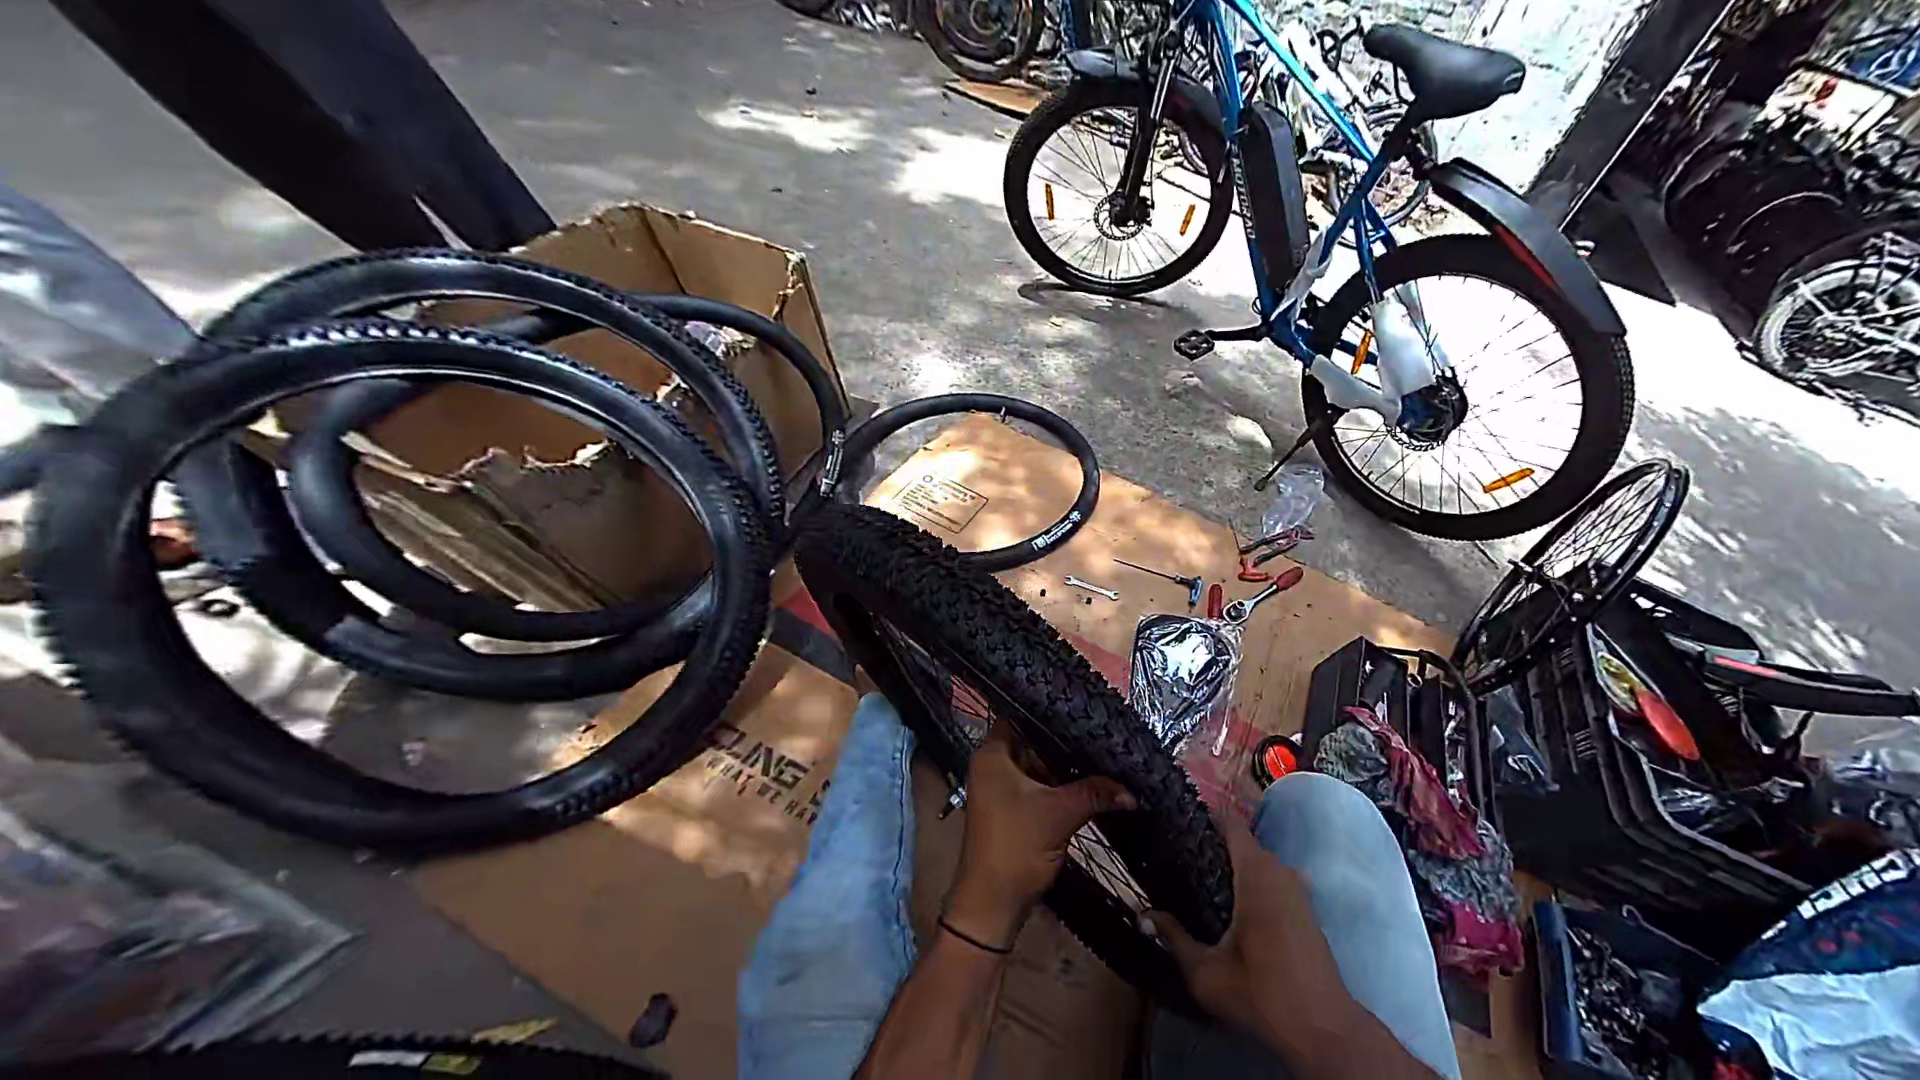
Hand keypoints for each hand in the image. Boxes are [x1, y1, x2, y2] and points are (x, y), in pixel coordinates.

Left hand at [943, 723, 1135, 948]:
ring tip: (1100, 757)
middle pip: (1031, 742)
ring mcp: (999, 787)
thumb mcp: (1059, 814)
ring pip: (1036, 766)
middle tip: (1098, 735)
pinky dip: (1057, 786)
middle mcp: (991, 765)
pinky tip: (1086, 784)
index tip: (1080, 709)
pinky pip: (1037, 786)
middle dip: (1063, 743)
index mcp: (992, 754)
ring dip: (1063, 768)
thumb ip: (1094, 793)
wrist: (992, 903)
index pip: (1019, 716)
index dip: (1048, 712)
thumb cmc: (1015, 847)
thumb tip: (1131, 791)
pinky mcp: (1010, 808)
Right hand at [1146, 811, 1365, 1054]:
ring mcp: (1300, 892)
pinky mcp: (1308, 911)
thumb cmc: (1262, 994)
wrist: (1325, 1033)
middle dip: (1215, 842)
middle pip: (1244, 843)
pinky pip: (1276, 879)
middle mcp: (1281, 874)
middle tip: (1180, 850)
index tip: (1179, 816)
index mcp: (1257, 876)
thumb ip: (1174, 938)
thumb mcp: (1206, 972)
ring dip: (1237, 863)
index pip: (1232, 825)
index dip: (1206, 815)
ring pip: (1262, 862)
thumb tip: (1145, 913)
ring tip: (1203, 873)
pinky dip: (1255, 880)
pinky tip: (1235, 901)